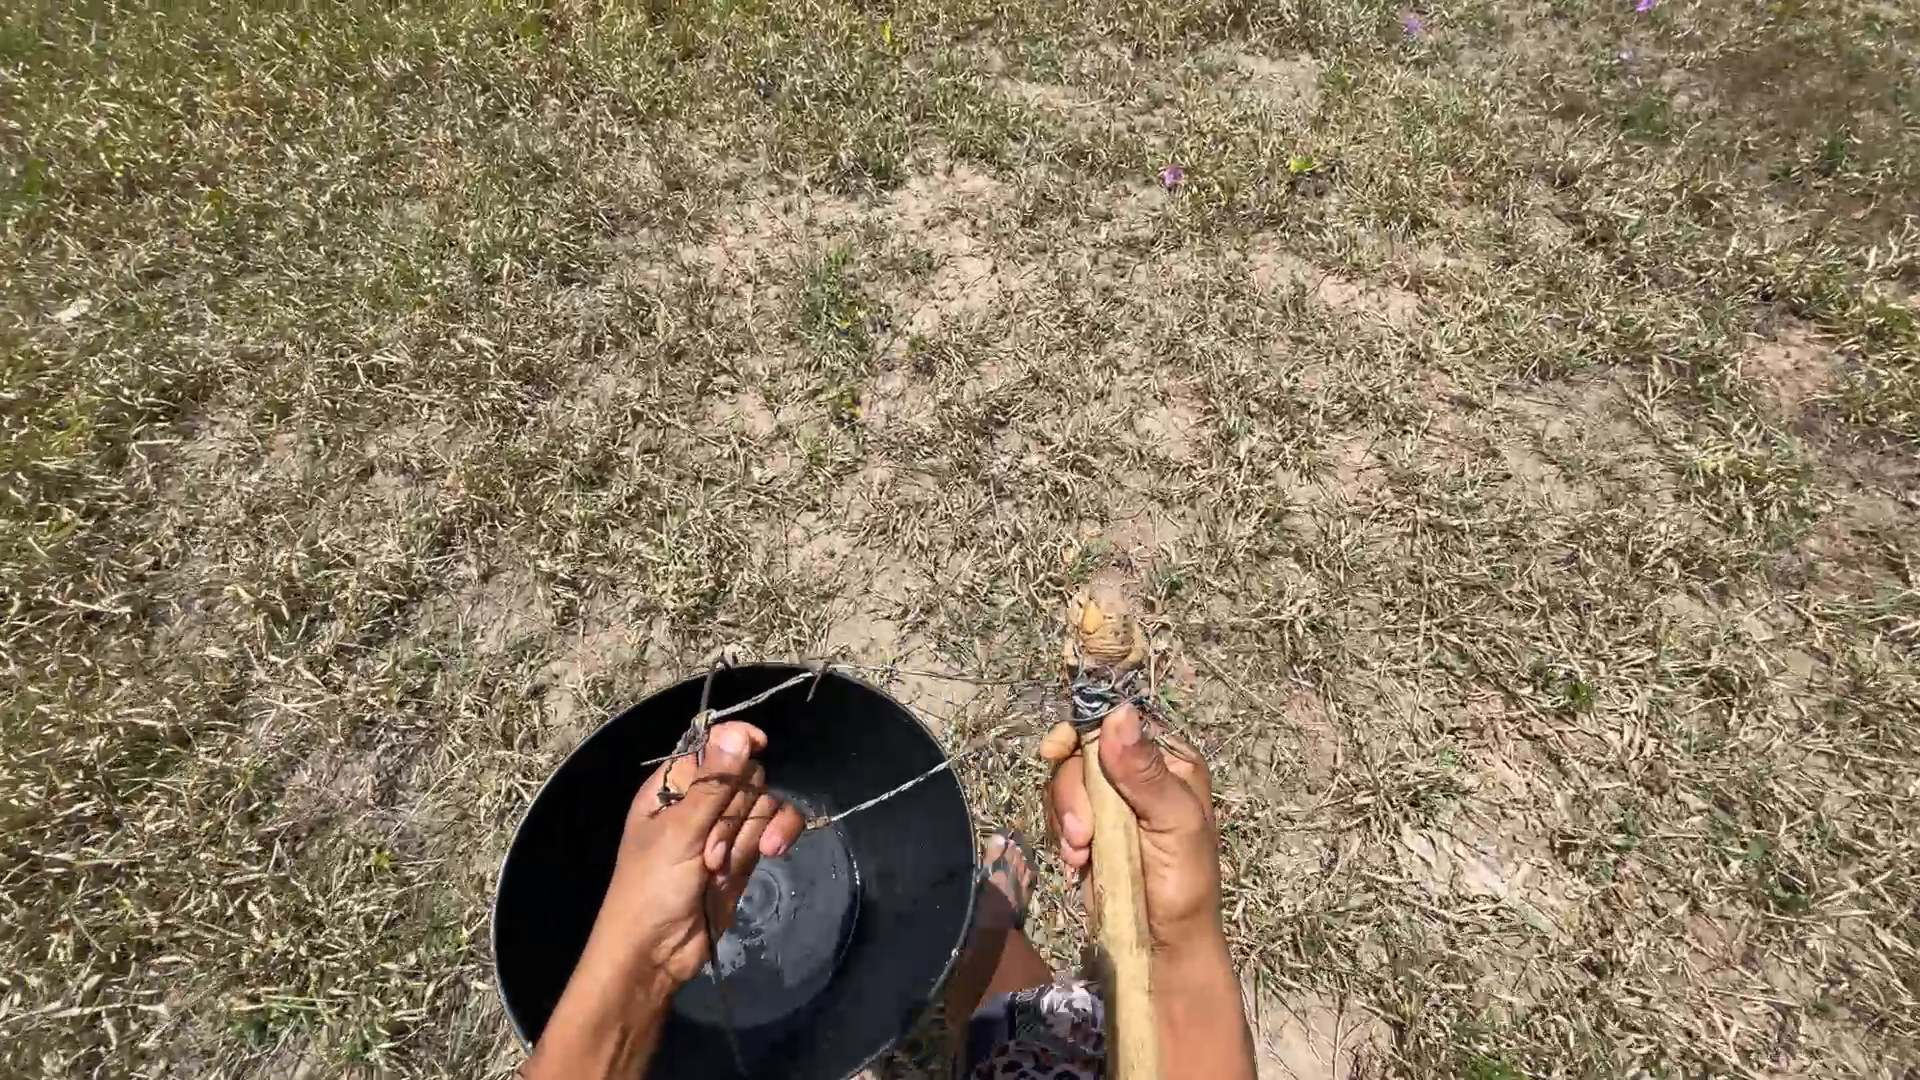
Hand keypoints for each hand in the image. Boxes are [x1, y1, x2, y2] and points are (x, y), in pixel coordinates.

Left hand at [525, 721, 806, 1079]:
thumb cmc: (650, 889)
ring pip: (764, 801)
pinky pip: (777, 824)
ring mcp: (726, 826)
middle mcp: (701, 799)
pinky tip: (774, 852)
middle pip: (746, 774)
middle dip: (735, 812)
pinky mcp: (746, 850)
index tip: (757, 745)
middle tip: (708, 849)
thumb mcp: (678, 833)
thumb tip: (739, 732)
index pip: (712, 743)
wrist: (656, 956)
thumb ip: (713, 783)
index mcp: (672, 786)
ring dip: (749, 834)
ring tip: (721, 868)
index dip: (735, 741)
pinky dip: (779, 834)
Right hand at [1043, 706, 1255, 1079]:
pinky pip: (1057, 810)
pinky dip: (1061, 834)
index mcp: (1167, 760)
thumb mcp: (1174, 823)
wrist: (1161, 947)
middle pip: (1082, 750)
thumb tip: (1118, 712)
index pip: (1120, 721)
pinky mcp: (1086, 825)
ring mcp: (1108, 799)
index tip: (1060, 747)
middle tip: (1083, 831)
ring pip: (1064, 780)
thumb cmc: (1184, 883)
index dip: (1085, 727)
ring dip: (1066, 816)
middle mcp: (1134, 772)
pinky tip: (1078, 860)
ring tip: (1082, 852)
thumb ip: (1144, 771)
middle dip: (1074, 790)